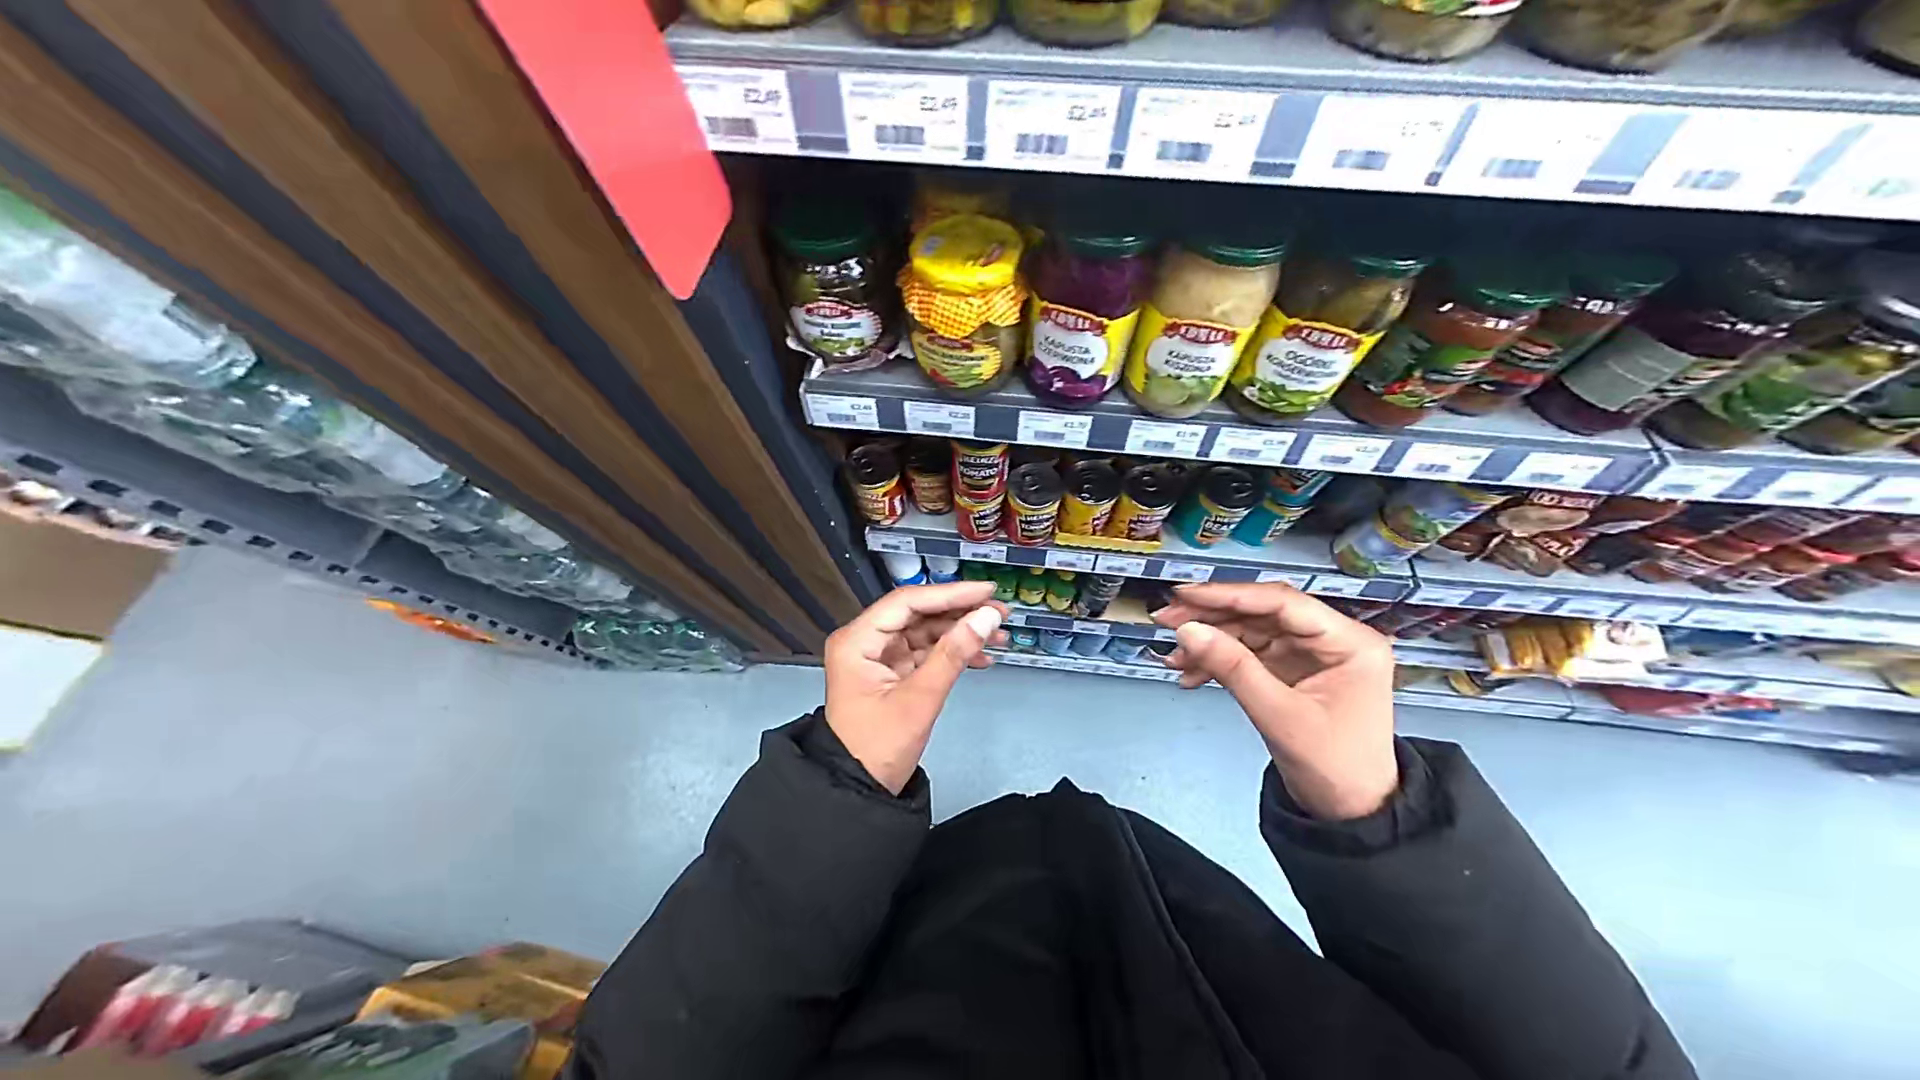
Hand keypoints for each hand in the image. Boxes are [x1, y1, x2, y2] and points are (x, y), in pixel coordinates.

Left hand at [824, 581, 1007, 794]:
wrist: (858, 791)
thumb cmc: (876, 749)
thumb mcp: (919, 699)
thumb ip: (953, 654)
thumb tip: (986, 617)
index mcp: (857, 641)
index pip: (907, 602)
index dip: (950, 594)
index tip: (986, 591)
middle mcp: (864, 642)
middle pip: (918, 614)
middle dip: (960, 613)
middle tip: (999, 613)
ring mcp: (878, 658)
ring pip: (925, 633)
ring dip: (961, 633)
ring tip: (998, 636)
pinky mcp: (891, 674)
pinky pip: (925, 653)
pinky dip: (952, 654)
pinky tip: (981, 657)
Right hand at [1153, 583, 1398, 820]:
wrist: (1351, 810)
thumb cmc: (1340, 767)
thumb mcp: (1280, 716)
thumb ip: (1233, 668)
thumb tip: (1190, 631)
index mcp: (1350, 642)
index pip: (1281, 602)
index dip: (1229, 595)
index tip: (1188, 594)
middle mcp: (1331, 640)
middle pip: (1260, 612)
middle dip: (1212, 617)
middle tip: (1170, 618)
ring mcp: (1308, 654)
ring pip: (1248, 631)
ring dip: (1209, 640)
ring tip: (1176, 653)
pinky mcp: (1289, 668)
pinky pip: (1246, 652)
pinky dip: (1217, 660)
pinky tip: (1191, 672)